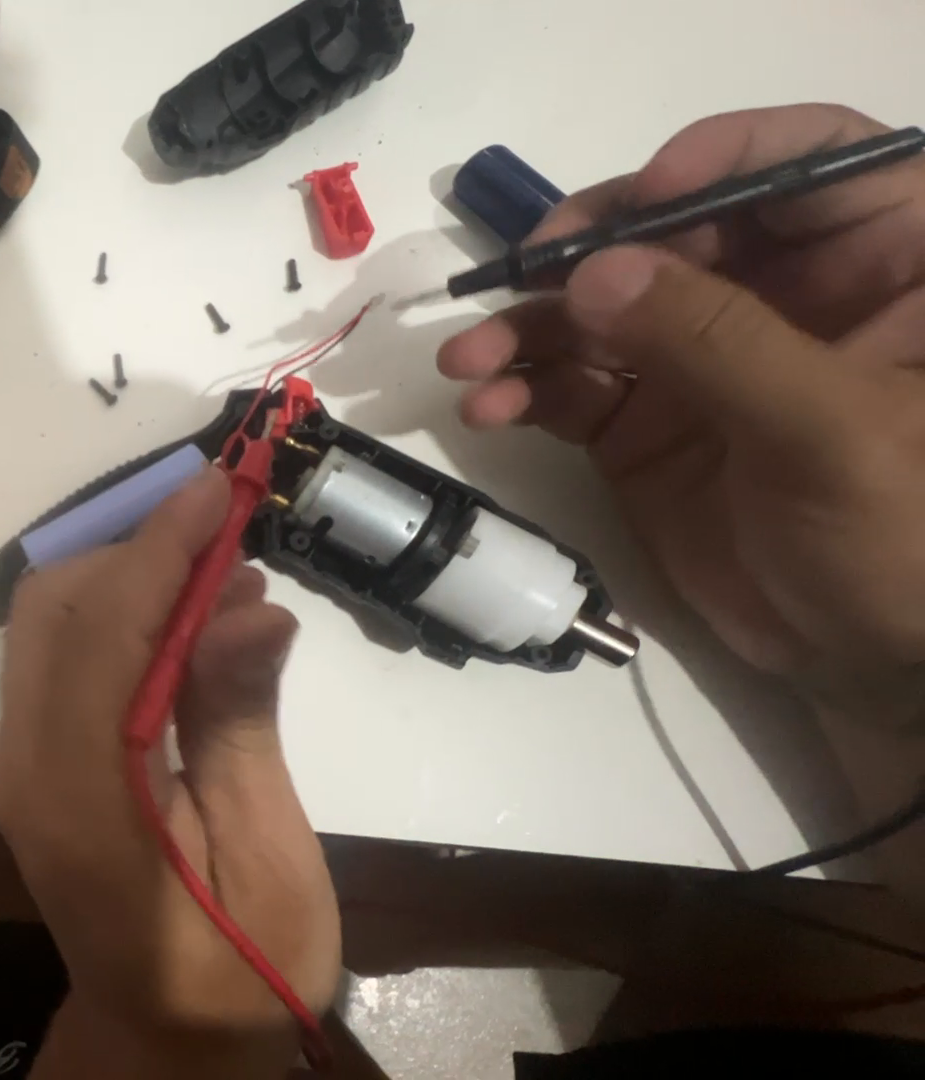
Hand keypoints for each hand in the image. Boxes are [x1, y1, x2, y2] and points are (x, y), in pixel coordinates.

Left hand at [0, 471, 339, 1068]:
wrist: (160, 1035)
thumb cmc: (235, 973)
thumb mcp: (268, 862)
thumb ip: (240, 727)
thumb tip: (249, 607)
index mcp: (78, 800)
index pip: (104, 637)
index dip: (158, 551)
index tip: (216, 484)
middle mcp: (23, 764)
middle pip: (54, 610)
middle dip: (138, 549)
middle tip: (229, 525)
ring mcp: (16, 758)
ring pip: (50, 621)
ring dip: (130, 574)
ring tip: (225, 567)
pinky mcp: (31, 755)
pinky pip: (63, 655)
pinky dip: (121, 614)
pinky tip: (193, 615)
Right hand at [438, 104, 924, 675]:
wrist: (865, 652)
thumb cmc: (912, 535)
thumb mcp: (827, 429)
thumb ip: (711, 342)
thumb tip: (591, 274)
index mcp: (887, 269)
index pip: (810, 170)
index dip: (722, 163)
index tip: (639, 198)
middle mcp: (780, 301)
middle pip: (667, 238)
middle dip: (579, 257)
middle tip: (515, 276)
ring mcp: (692, 364)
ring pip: (592, 316)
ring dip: (520, 333)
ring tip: (465, 362)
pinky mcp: (633, 422)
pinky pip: (561, 388)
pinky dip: (516, 394)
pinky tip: (486, 410)